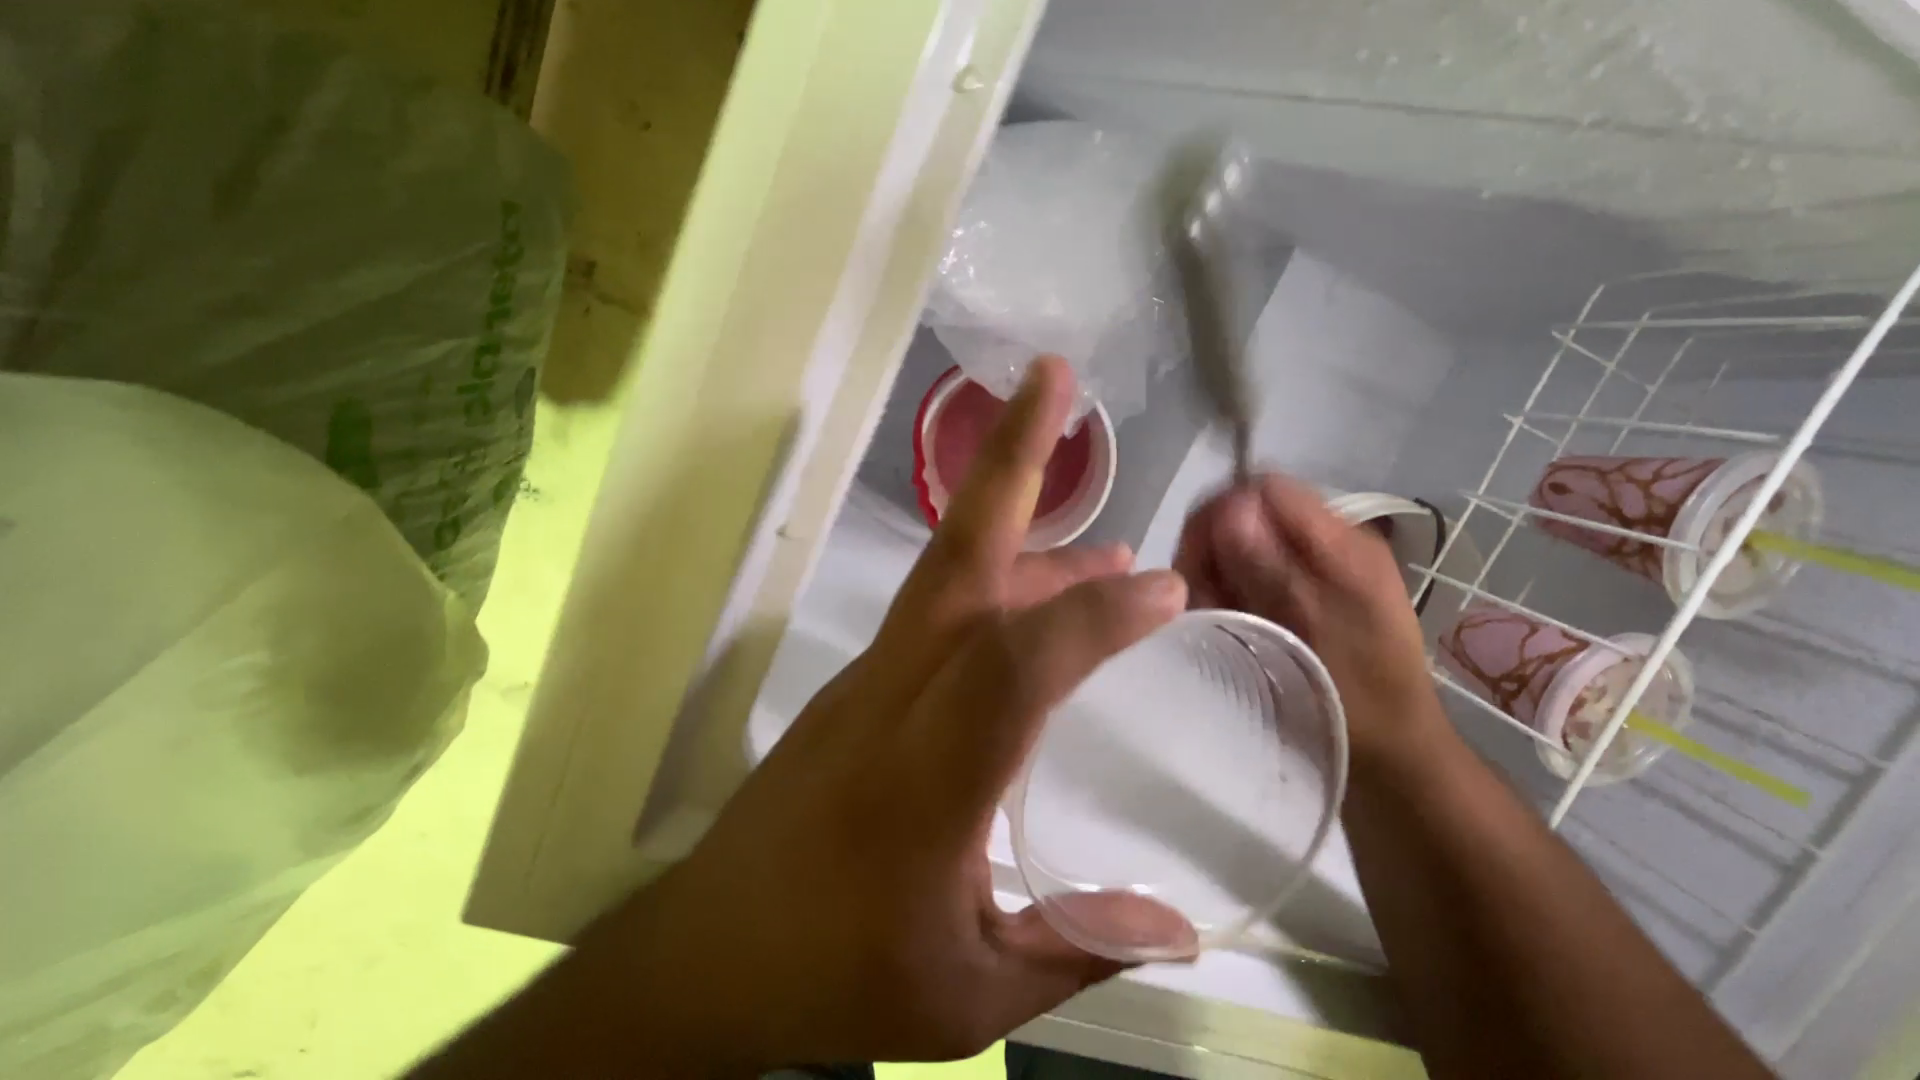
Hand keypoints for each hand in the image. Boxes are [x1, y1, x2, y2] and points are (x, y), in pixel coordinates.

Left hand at [599, 358, 1188, 1071]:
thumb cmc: (838, 973)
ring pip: (945, 579)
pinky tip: (1038, 613)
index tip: (1165, 587)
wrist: (706, 956)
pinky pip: (932, 616)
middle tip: (1053, 378)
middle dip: (1008, 459)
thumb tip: (1181, 926)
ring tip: (1105, 543)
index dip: (1093, 617)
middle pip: (955, 559)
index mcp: (929, 774)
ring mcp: (865, 685)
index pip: (1018, 664)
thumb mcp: (970, 992)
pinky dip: (993, 589)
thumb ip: (1076, 946)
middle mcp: (894, 700)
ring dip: (1018, 531)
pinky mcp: (852, 691)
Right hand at [1173, 474, 1440, 757]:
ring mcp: (1315, 574)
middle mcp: (1328, 547)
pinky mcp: (1302, 600)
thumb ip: (1269, 569)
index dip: (1221, 515)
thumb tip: (1228, 508)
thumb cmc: (1359, 701)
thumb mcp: (1311, 634)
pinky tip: (1223, 629)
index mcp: (1342, 543)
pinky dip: (1226, 597)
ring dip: (1215, 578)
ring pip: (1242, 549)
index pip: (1265, 489)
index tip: (1192, 565)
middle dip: (1212, 551)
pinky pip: (1249, 579)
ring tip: (1211, 621)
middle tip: (1197, 601)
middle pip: (1248, 515)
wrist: (1394, 762)